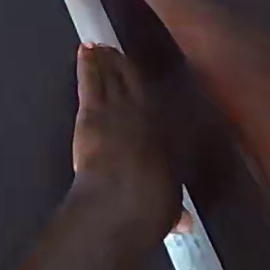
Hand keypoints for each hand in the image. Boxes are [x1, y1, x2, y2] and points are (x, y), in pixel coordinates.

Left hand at [70, 44, 179, 241]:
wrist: (124, 198)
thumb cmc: (150, 205)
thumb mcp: (168, 208)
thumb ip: (173, 210)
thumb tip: (185, 222)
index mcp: (163, 135)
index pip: (157, 108)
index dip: (149, 94)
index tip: (143, 85)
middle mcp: (143, 115)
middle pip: (134, 82)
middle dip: (124, 66)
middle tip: (117, 52)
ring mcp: (117, 109)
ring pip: (112, 76)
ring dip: (105, 60)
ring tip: (99, 46)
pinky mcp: (92, 111)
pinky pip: (91, 80)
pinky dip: (87, 63)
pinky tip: (85, 50)